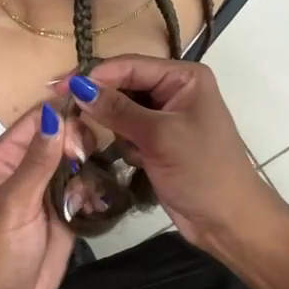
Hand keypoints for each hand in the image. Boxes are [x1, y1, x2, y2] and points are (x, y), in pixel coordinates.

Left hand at [0, 104, 76, 288]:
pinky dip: (93, 190)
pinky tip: (91, 204)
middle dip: (80, 143)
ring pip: (78, 159)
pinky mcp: (66, 209)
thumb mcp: (15, 204)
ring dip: (89, 167)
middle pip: (63, 135)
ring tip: (88, 185)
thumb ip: (38, 160)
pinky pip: (86, 186)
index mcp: (5, 157)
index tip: (89, 120)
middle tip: (84, 163)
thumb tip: (55, 114)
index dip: (63, 115)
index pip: (38, 118)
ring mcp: (48, 187)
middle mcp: (27, 166)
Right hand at [67, 57, 286, 250]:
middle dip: (103, 103)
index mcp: (184, 77)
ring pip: (122, 110)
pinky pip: (128, 131)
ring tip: (119, 146)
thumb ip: (117, 110)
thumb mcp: (159, 137)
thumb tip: (78, 86)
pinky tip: (136, 162)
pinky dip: (124, 144)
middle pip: (124, 85)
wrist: (229, 222)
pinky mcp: (159, 141)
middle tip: (69, 113)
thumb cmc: (202, 172)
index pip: (130, 66)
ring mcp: (167, 117)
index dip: (95, 74)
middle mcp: (175, 90)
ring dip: (115, 128)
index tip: (60, 85)